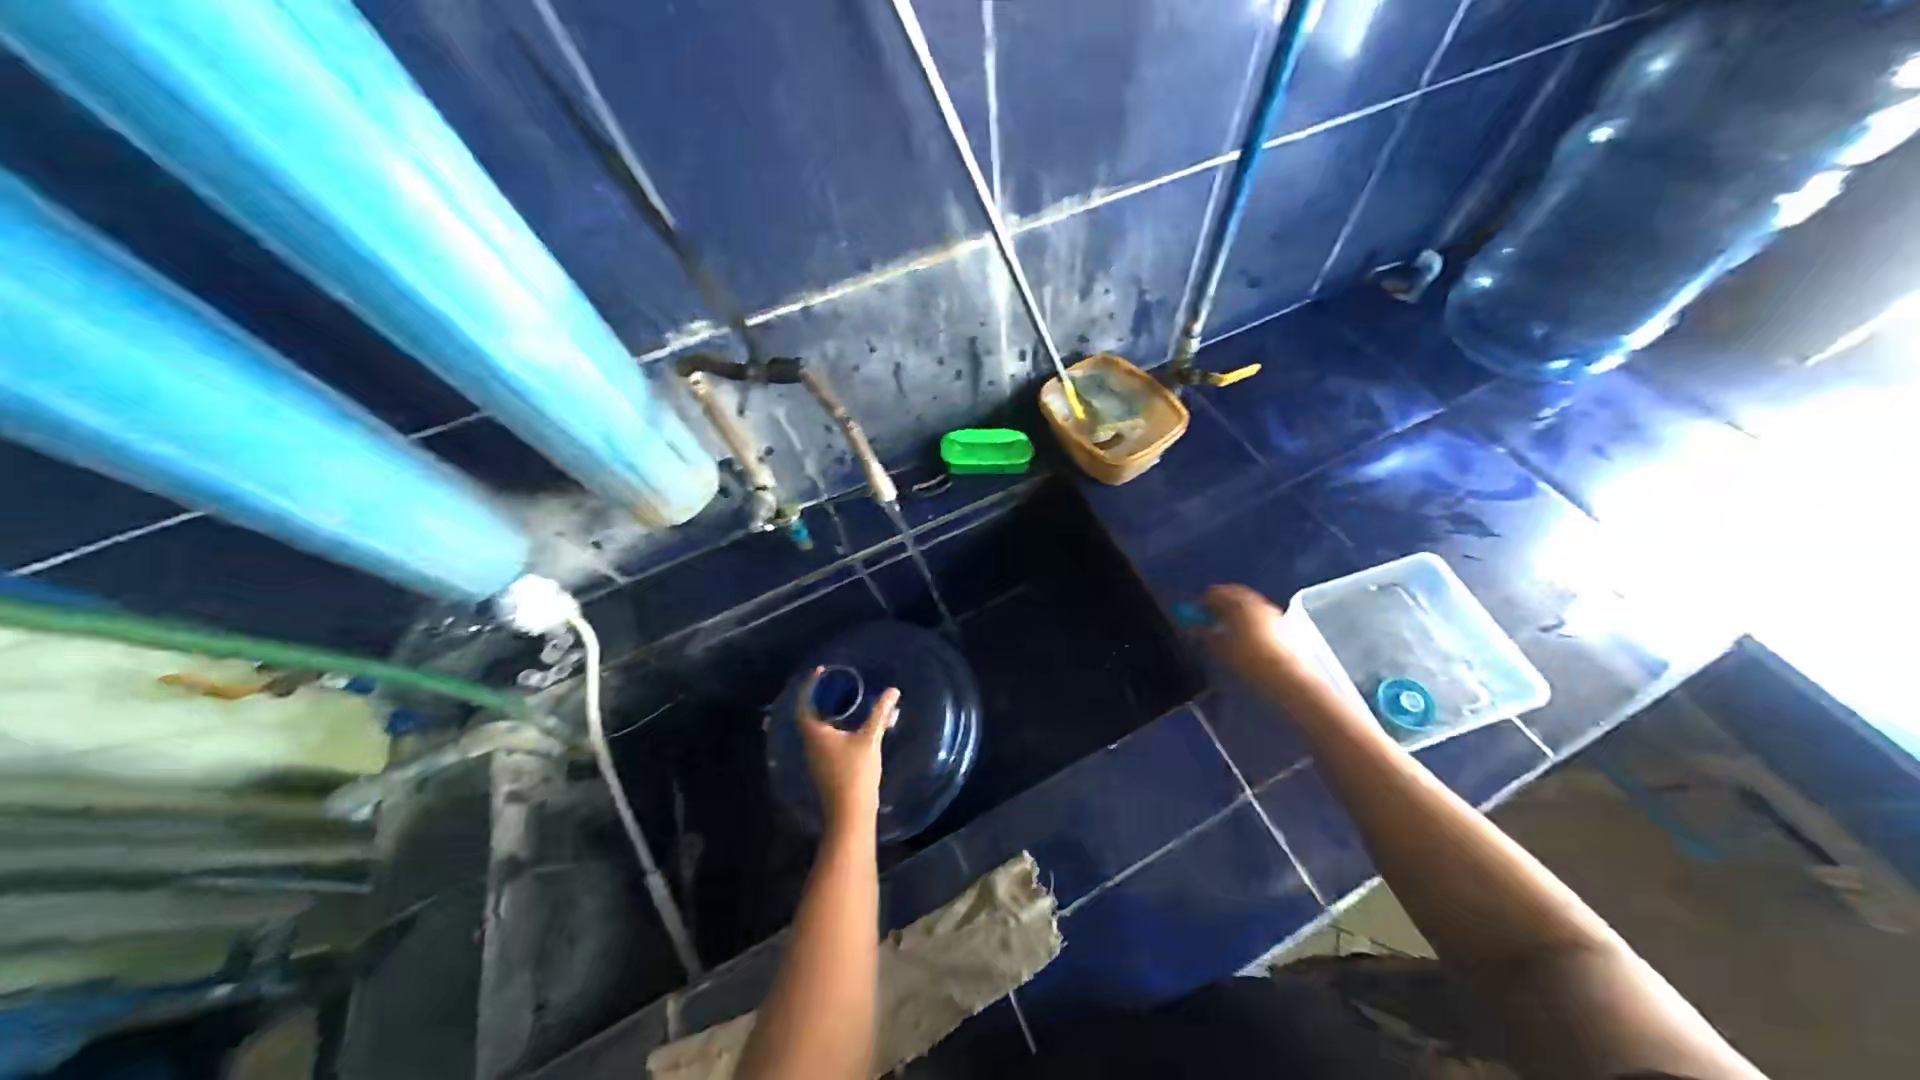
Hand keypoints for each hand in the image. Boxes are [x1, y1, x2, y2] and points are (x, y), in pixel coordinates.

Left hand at [796, 667, 899, 830]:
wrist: (850, 812)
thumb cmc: (856, 772)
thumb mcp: (870, 739)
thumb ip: (880, 714)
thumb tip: (893, 691)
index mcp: (815, 733)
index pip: (805, 702)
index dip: (810, 685)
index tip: (820, 671)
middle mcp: (810, 743)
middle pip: (809, 714)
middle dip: (820, 697)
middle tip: (835, 683)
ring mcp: (815, 758)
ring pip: (817, 728)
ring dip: (827, 713)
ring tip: (844, 701)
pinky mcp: (823, 768)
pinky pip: (824, 739)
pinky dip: (833, 727)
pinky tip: (850, 728)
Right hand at [1200, 584, 1318, 691]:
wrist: (1289, 677)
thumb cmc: (1250, 662)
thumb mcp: (1222, 650)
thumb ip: (1206, 635)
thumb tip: (1195, 628)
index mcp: (1237, 604)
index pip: (1215, 593)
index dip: (1203, 601)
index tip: (1197, 612)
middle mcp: (1255, 602)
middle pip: (1234, 592)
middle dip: (1221, 600)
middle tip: (1212, 614)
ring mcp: (1272, 610)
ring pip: (1250, 601)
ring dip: (1237, 607)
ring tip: (1230, 623)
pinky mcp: (1284, 622)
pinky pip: (1261, 611)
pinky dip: (1251, 615)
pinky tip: (1249, 631)